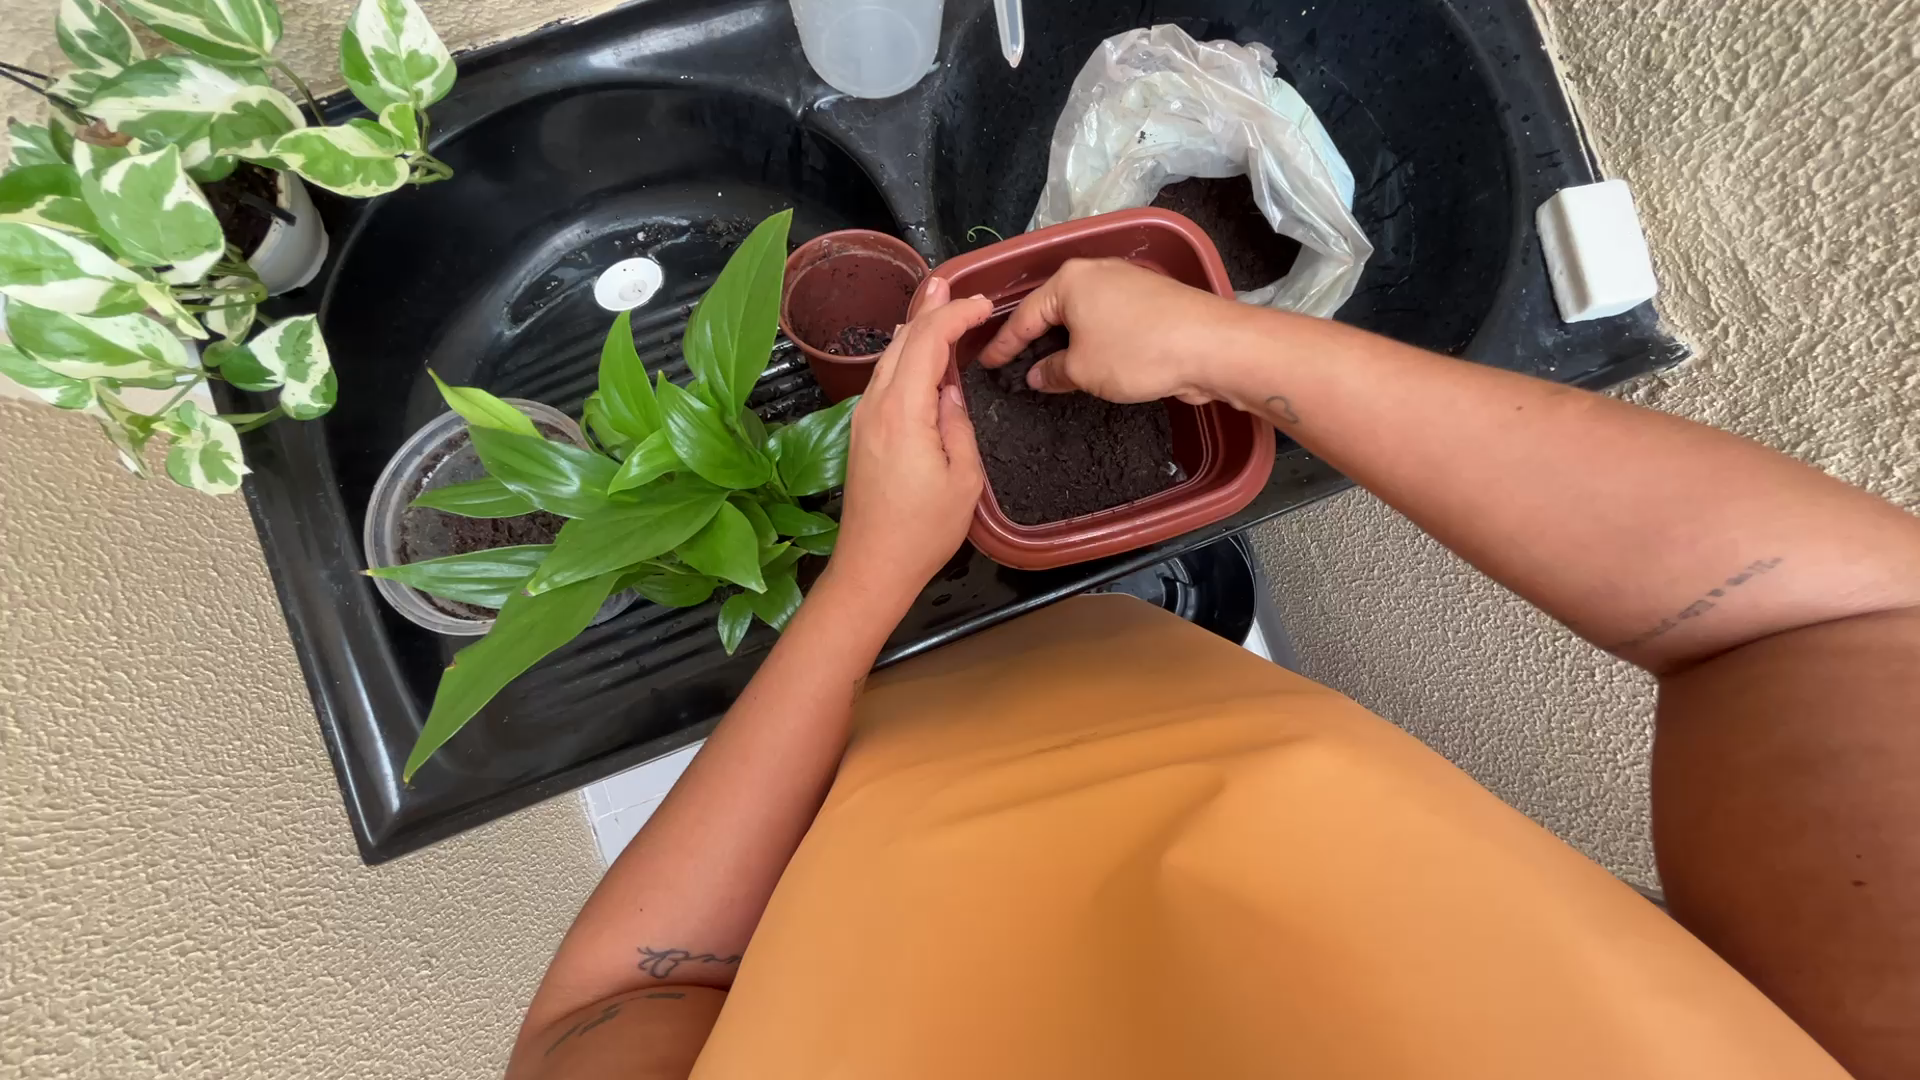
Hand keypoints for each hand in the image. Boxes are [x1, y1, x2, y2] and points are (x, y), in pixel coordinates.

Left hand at [824, 278, 993, 613]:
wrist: (873, 565)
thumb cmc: (924, 530)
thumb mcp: (962, 478)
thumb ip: (957, 424)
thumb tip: (949, 392)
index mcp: (904, 412)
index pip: (928, 343)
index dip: (956, 316)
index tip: (984, 305)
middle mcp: (876, 406)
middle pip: (902, 341)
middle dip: (931, 310)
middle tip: (956, 287)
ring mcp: (863, 419)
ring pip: (888, 358)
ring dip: (915, 331)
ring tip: (938, 307)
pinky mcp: (861, 434)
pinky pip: (883, 380)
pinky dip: (904, 357)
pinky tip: (918, 356)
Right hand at [976, 258, 1247, 404]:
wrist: (1211, 346)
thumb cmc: (1136, 353)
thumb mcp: (1082, 369)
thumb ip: (1052, 371)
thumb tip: (1036, 374)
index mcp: (1070, 280)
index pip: (1024, 315)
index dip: (1003, 344)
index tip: (986, 364)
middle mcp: (1095, 272)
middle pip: (1052, 309)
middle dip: (1033, 338)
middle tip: (1011, 364)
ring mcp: (1125, 284)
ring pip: (1081, 316)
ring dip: (1064, 342)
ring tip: (1046, 368)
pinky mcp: (1149, 301)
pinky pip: (1105, 321)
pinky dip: (1091, 341)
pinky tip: (1087, 362)